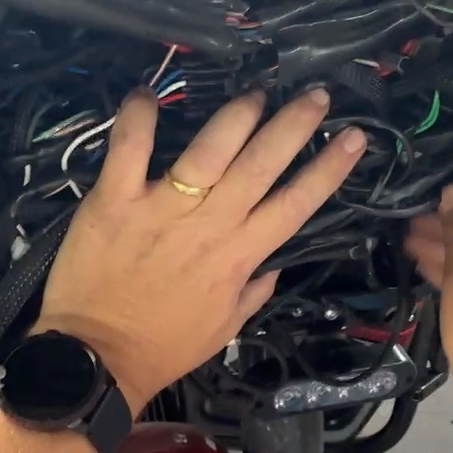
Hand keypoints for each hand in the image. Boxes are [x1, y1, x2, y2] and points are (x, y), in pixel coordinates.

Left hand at [36, 87, 366, 409]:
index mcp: (240, 255)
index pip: (296, 205)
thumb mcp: (226, 327)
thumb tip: (276, 263)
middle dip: (294, 126)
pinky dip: (138, 119)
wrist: (98, 360)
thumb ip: (255, 290)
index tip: (353, 137)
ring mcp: (162, 209)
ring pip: (209, 151)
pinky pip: (129, 150)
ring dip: (237, 116)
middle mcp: (210, 224)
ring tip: (257, 92)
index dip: (328, 169)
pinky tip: (147, 92)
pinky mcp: (115, 201)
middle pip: (261, 166)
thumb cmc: (165, 346)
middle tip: (316, 95)